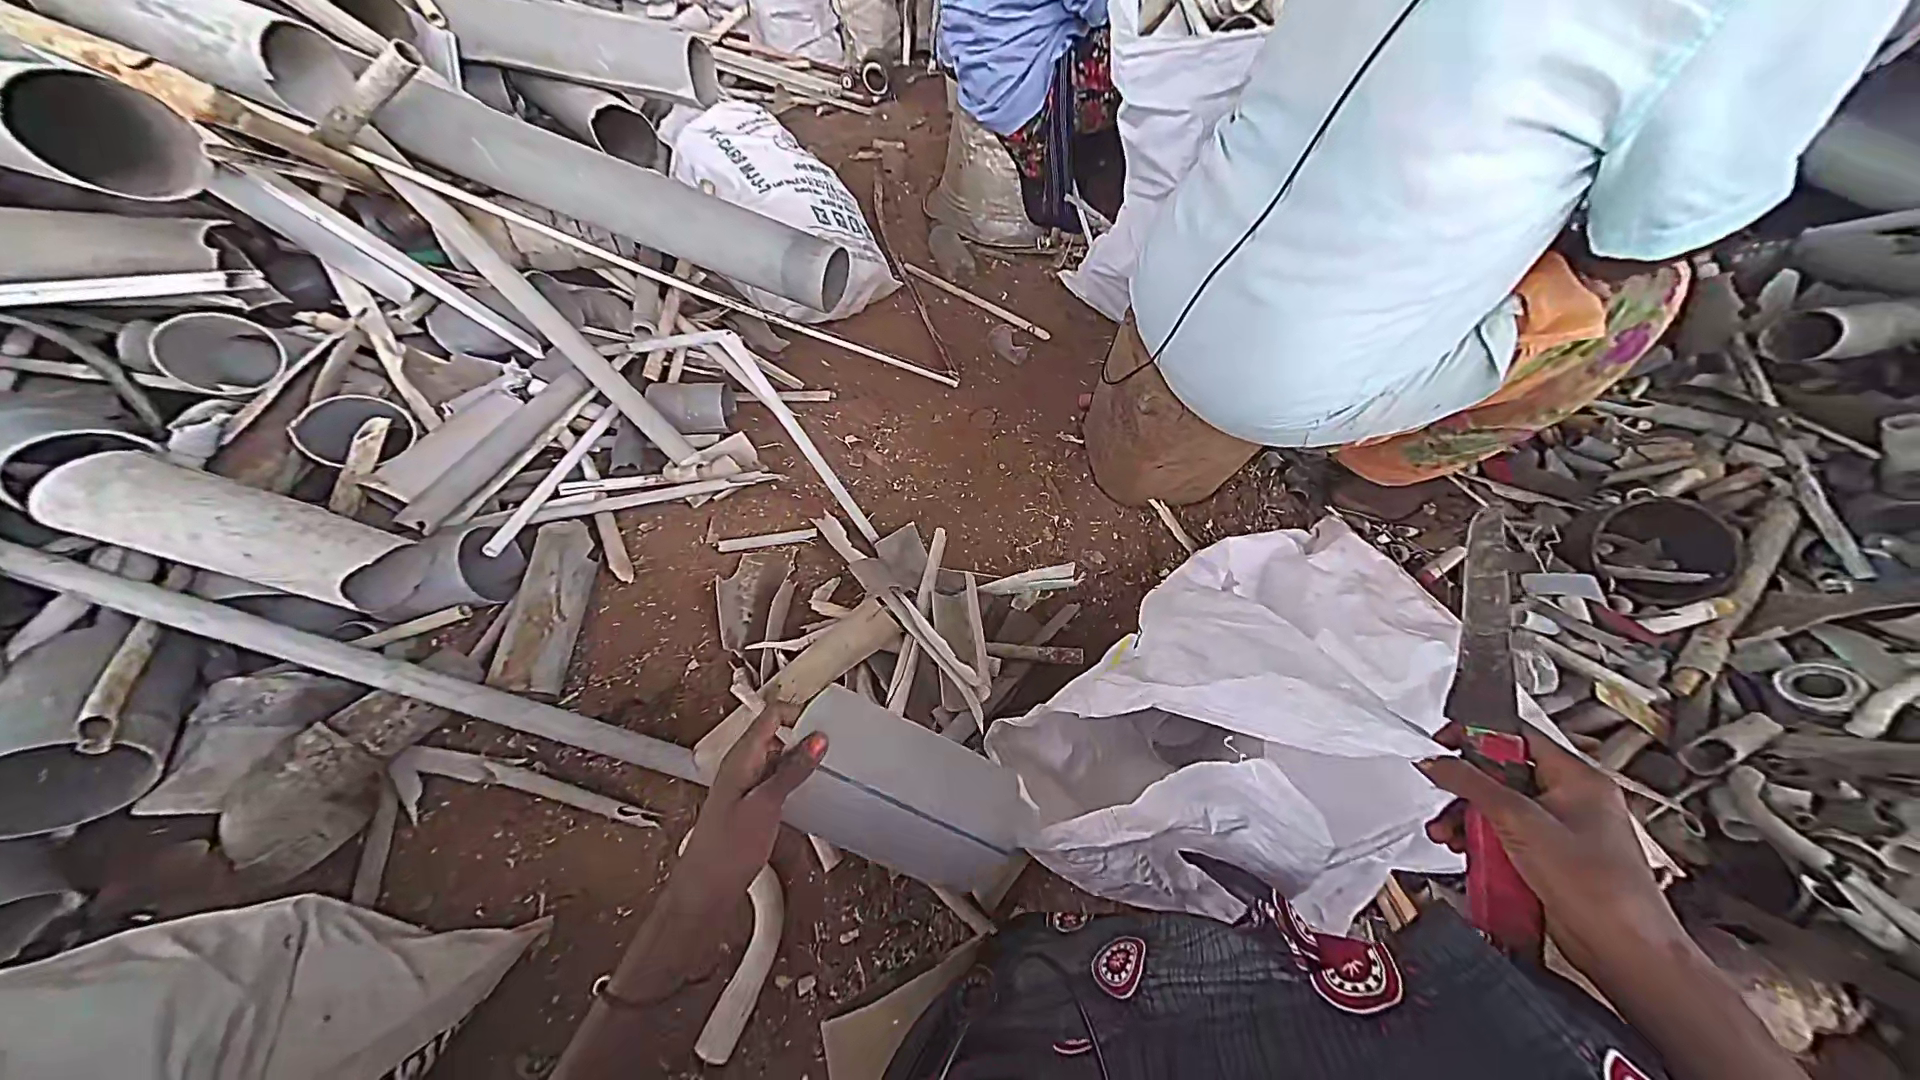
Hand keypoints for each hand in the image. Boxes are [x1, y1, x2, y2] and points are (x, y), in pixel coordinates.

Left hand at [667, 701, 826, 911]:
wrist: (705, 891)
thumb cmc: (727, 849)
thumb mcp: (766, 804)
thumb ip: (792, 770)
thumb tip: (817, 739)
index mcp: (741, 757)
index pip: (771, 715)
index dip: (798, 712)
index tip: (824, 723)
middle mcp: (742, 765)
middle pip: (776, 733)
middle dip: (803, 735)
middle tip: (830, 745)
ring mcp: (745, 783)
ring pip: (777, 757)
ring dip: (800, 759)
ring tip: (824, 767)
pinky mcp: (750, 803)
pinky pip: (776, 778)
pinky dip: (793, 779)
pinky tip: (808, 792)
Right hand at [1417, 727, 1686, 980]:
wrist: (1625, 954)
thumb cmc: (1601, 890)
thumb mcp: (1520, 821)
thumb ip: (1470, 784)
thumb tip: (1435, 760)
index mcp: (1578, 779)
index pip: (1515, 735)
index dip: (1475, 734)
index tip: (1443, 743)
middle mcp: (1570, 800)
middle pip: (1498, 773)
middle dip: (1463, 788)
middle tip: (1444, 794)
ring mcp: (1558, 829)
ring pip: (1494, 806)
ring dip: (1464, 817)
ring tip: (1448, 832)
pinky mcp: (1545, 856)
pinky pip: (1499, 834)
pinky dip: (1477, 839)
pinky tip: (1464, 848)